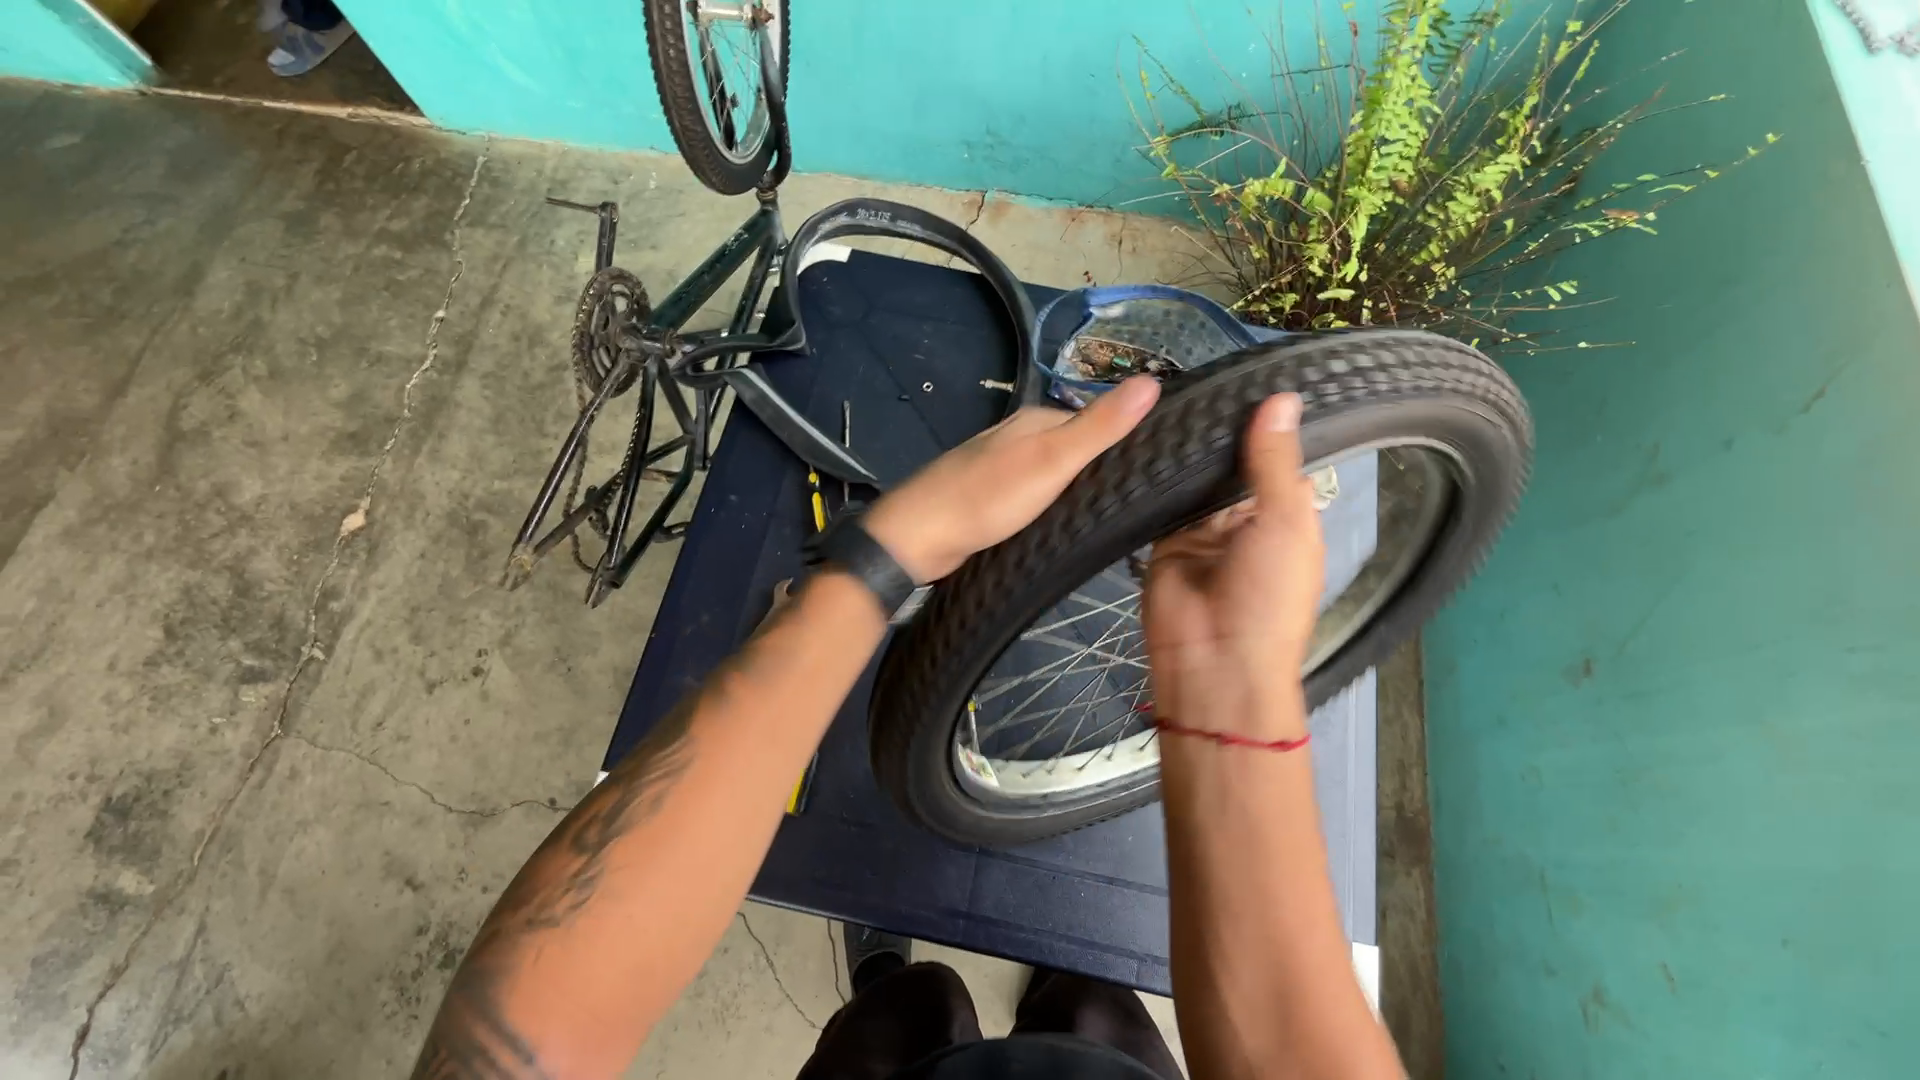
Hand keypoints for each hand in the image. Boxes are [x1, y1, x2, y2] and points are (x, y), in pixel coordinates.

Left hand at [864, 377, 1160, 583]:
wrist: (919, 536)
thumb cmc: (989, 497)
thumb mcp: (1054, 460)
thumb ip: (1099, 426)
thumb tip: (1151, 381)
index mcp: (1035, 421)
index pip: (1094, 421)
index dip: (1123, 440)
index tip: (1153, 466)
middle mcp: (1015, 437)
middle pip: (1071, 447)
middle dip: (1097, 467)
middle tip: (1130, 497)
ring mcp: (997, 468)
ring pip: (1049, 473)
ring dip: (1071, 489)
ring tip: (1100, 514)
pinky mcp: (985, 498)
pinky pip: (1029, 496)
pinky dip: (1046, 506)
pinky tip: (1055, 524)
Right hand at [1143, 394, 1323, 739]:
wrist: (1213, 660)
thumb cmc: (1269, 596)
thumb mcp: (1285, 523)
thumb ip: (1274, 462)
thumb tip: (1284, 399)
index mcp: (1286, 518)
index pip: (1275, 461)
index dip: (1264, 426)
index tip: (1247, 378)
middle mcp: (1244, 521)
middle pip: (1231, 468)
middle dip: (1219, 436)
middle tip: (1197, 379)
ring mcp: (1201, 531)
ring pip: (1194, 481)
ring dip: (1186, 455)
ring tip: (1169, 397)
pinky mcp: (1163, 541)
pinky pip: (1159, 503)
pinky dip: (1154, 479)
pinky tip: (1145, 439)